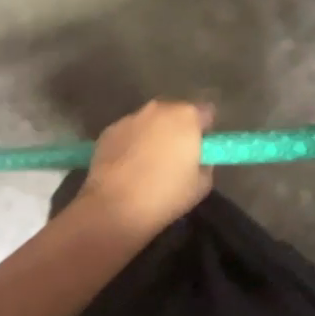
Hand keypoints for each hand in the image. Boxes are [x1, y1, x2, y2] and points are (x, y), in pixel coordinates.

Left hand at [77, 99, 214, 234]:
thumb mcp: (201, 185)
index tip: (200, 150)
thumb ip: (205, 163)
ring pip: (149, 123)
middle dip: (177, 131)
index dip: (205, 131)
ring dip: (153, 137)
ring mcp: (130, 118)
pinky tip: (127, 168)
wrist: (114, 206)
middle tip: (174, 160)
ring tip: (147, 166)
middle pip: (175, 114)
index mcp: (186, 117)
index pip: (206, 113)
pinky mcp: (108, 131)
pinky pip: (128, 134)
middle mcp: (157, 109)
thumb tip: (197, 158)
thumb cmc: (164, 195)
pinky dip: (131, 145)